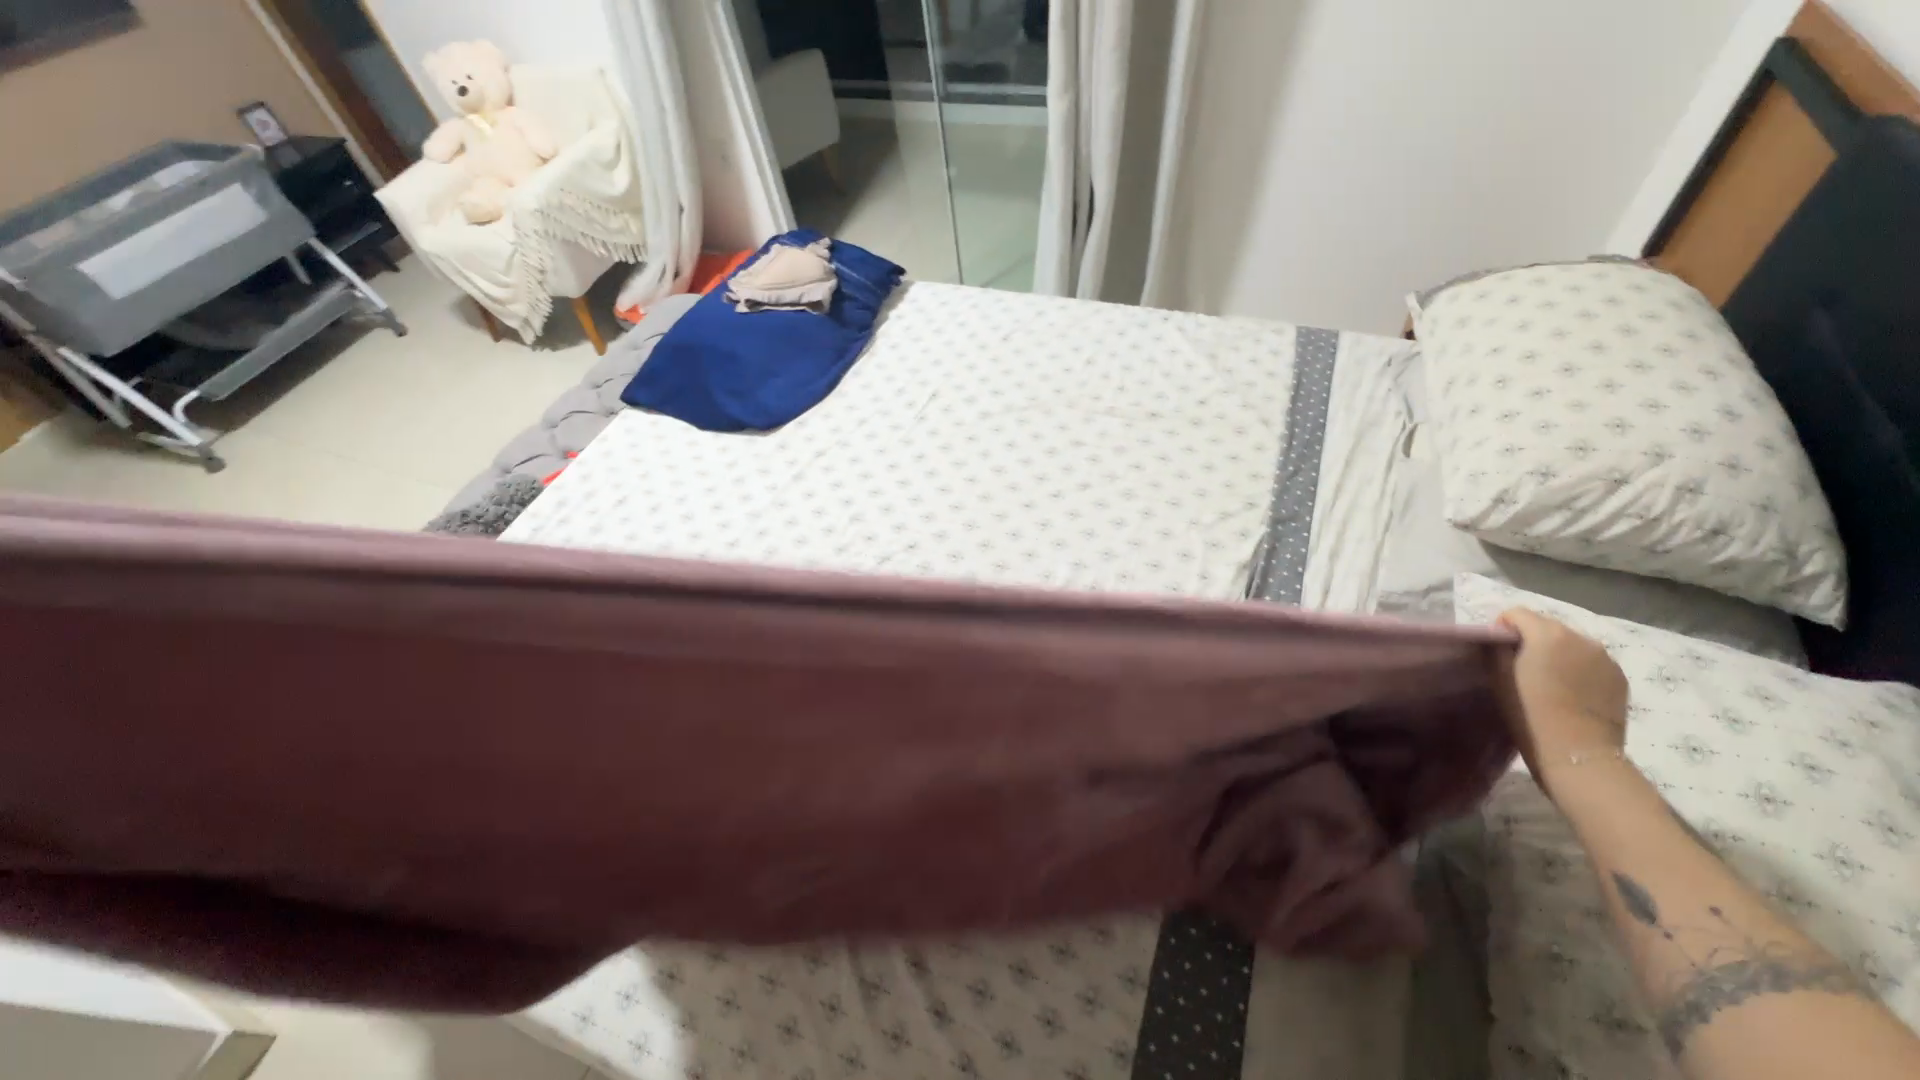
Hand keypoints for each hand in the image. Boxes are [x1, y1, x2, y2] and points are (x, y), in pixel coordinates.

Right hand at [1492, 608, 1630, 798]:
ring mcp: (1605, 657)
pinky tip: (1571, 693)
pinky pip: (1592, 662)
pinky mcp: (1619, 677)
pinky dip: (1578, 669)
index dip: (1502, 626)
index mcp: (1548, 634)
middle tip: (1521, 667)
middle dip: (1531, 639)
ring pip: (1572, 644)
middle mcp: (1581, 638)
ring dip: (1557, 653)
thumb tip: (1502, 640)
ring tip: (1549, 681)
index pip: (1517, 613)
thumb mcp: (1500, 679)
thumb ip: (1498, 650)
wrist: (1578, 755)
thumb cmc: (1530, 717)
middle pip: (1547, 626)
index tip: (1496, 649)